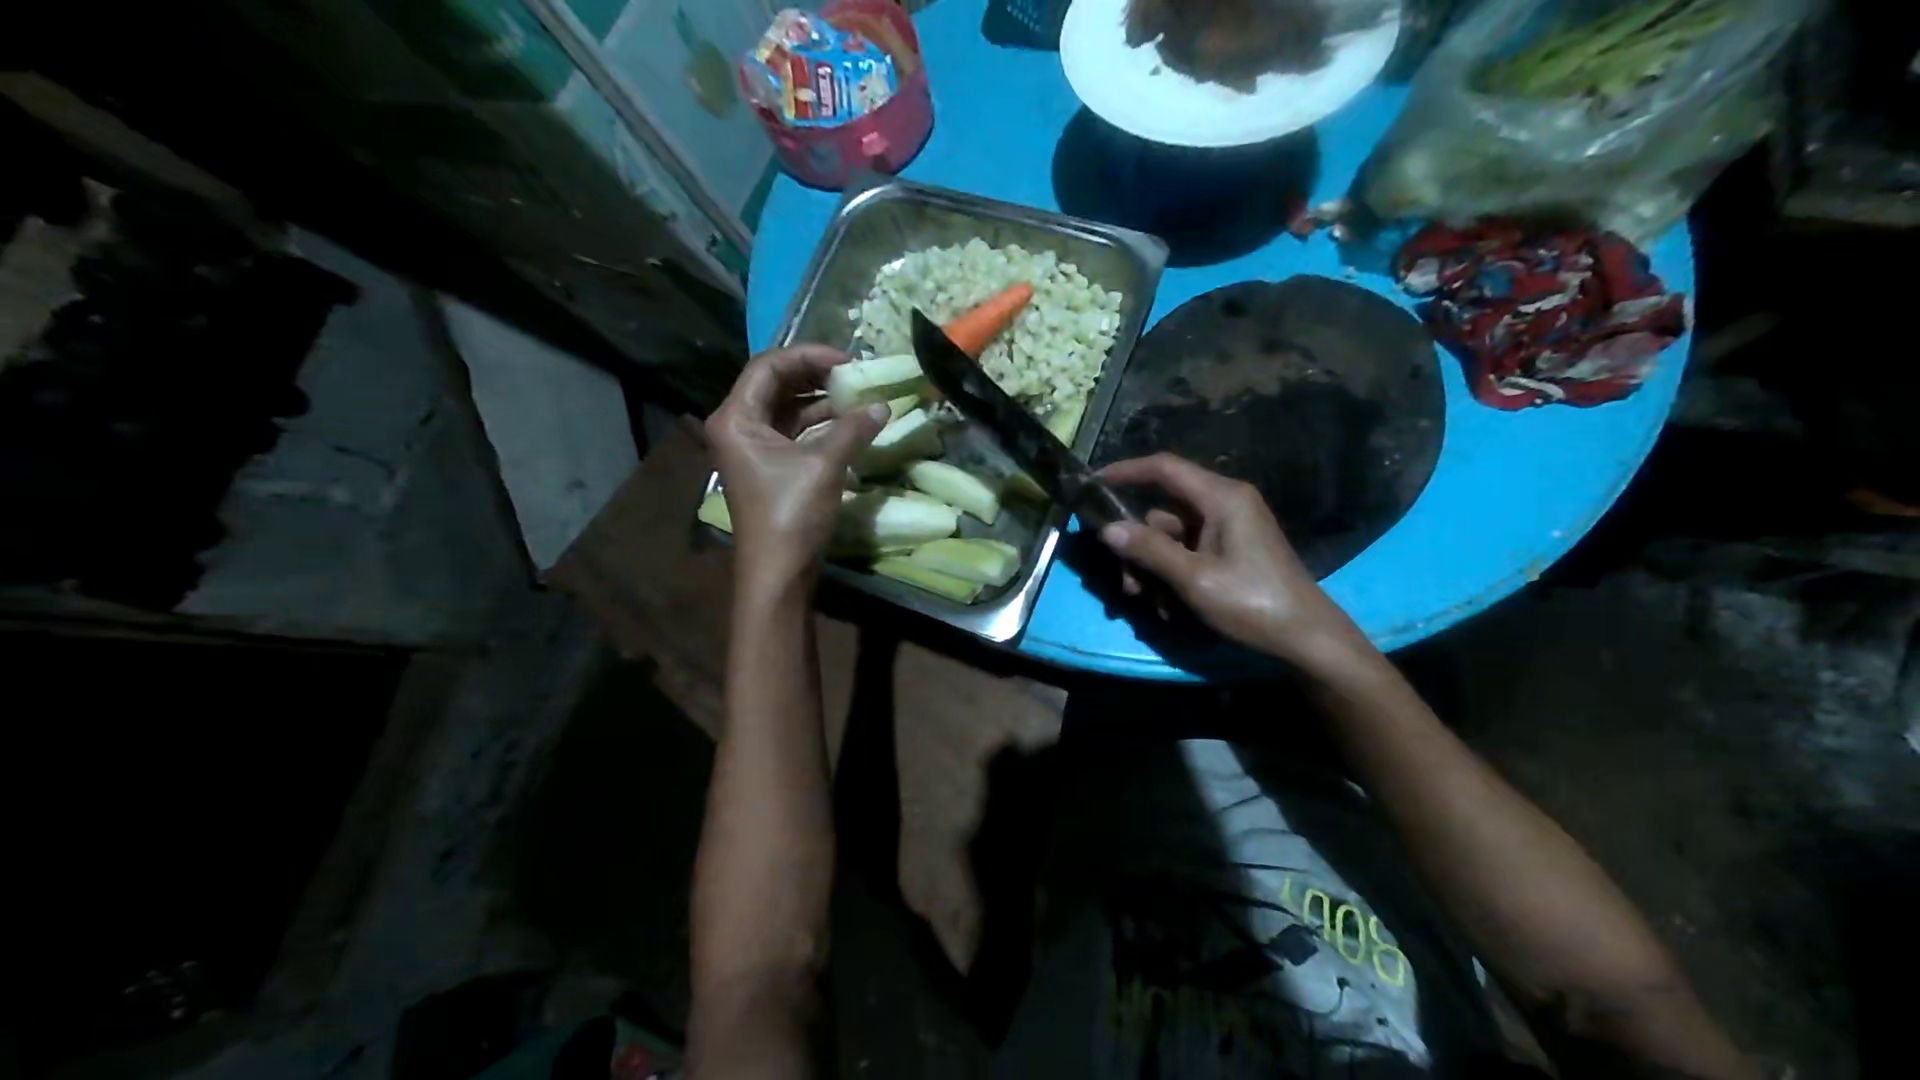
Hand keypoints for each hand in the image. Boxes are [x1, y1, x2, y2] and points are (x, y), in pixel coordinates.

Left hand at [705, 345, 888, 593]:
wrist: (778, 572)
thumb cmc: (790, 514)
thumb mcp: (824, 466)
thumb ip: (852, 429)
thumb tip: (883, 406)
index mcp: (736, 418)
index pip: (768, 367)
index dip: (809, 356)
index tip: (847, 359)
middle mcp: (737, 426)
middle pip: (775, 383)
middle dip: (815, 375)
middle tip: (853, 373)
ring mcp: (752, 447)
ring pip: (786, 407)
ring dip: (820, 399)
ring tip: (856, 395)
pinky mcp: (768, 465)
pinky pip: (793, 430)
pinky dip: (818, 423)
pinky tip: (847, 422)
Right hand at [1097, 453, 1369, 670]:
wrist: (1306, 640)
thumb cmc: (1253, 603)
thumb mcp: (1194, 579)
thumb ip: (1149, 550)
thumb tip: (1107, 529)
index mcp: (1222, 498)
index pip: (1164, 468)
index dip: (1125, 471)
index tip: (1092, 483)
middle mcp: (1224, 505)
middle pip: (1161, 514)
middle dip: (1138, 549)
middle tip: (1129, 587)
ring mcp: (1227, 530)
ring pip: (1169, 539)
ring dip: (1154, 571)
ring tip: (1154, 605)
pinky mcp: (1229, 552)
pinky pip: (1186, 555)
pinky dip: (1173, 577)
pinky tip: (1173, 609)